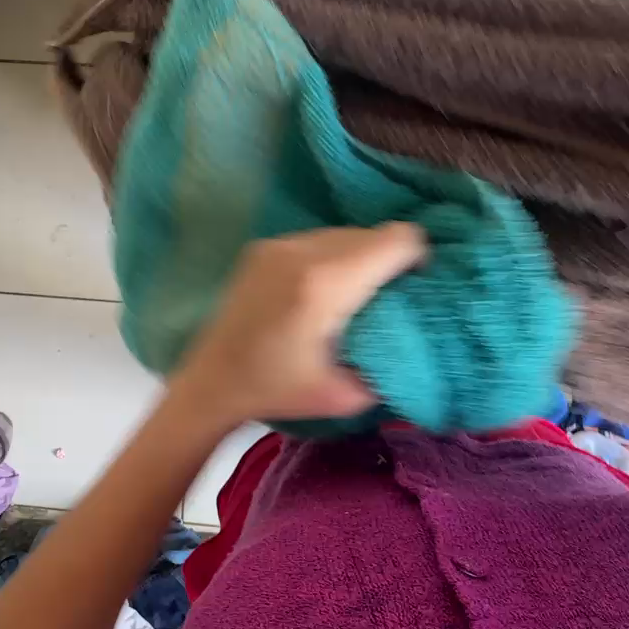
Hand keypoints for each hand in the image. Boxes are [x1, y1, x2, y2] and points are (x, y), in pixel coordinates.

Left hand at [169, 223, 426, 425]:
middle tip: (390, 297)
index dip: (418, 257)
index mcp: (326, 285)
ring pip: (345, 233)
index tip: (418, 285)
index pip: (396, 240)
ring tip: (356, 295)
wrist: (211, 383)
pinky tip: (324, 291)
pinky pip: (317, 239)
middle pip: (373, 233)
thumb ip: (388, 367)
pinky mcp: (263, 248)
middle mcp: (303, 252)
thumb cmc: (277, 391)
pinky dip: (332, 257)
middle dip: (390, 259)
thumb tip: (416, 343)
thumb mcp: (344, 396)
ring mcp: (279, 245)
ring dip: (360, 257)